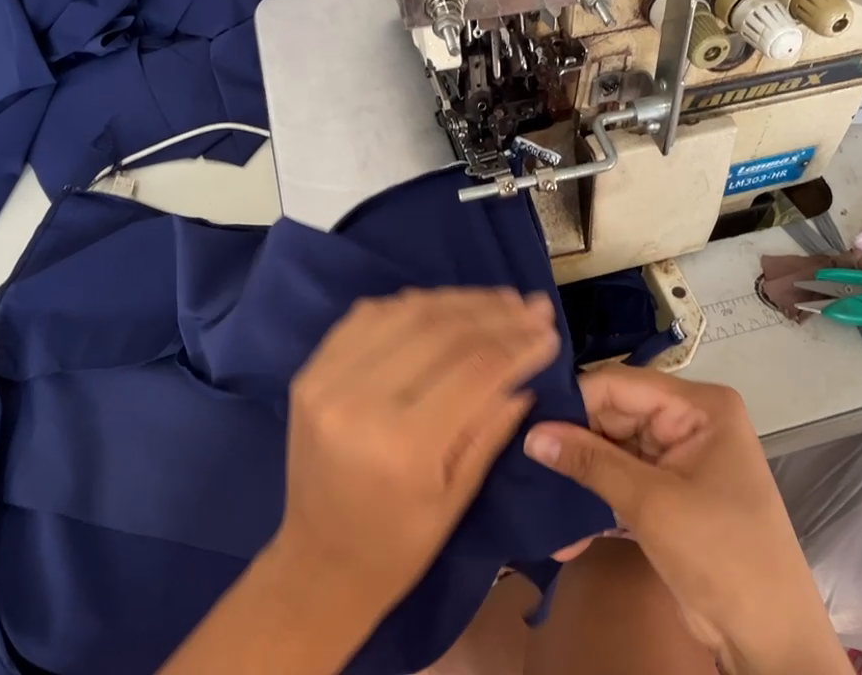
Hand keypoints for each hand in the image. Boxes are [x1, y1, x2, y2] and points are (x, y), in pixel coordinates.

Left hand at [276, 288, 560, 611]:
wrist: (318, 562)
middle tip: (533, 307)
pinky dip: (412, 304)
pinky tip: (446, 305)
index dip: (518, 345)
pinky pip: (368, 316)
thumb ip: (493, 426)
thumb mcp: (459, 496)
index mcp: (403, 445)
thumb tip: (528, 369)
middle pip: (441, 332)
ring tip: (500, 300)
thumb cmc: (399, 545)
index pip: (475, 370)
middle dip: (496, 315)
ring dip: (459, 301)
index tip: (550, 331)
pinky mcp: (311, 371)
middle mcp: (360, 402)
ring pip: (406, 313)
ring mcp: (328, 380)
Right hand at [522, 367, 846, 674]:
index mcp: (699, 406)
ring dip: (579, 478)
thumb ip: (589, 462)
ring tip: (534, 497)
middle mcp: (689, 422)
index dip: (573, 401)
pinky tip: (563, 533)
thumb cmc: (720, 552)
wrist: (768, 635)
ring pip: (612, 450)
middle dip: (573, 443)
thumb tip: (531, 434)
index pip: (620, 384)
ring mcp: (679, 459)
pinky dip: (595, 502)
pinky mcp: (668, 494)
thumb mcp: (650, 502)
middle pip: (613, 416)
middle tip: (522, 462)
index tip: (525, 421)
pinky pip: (621, 481)